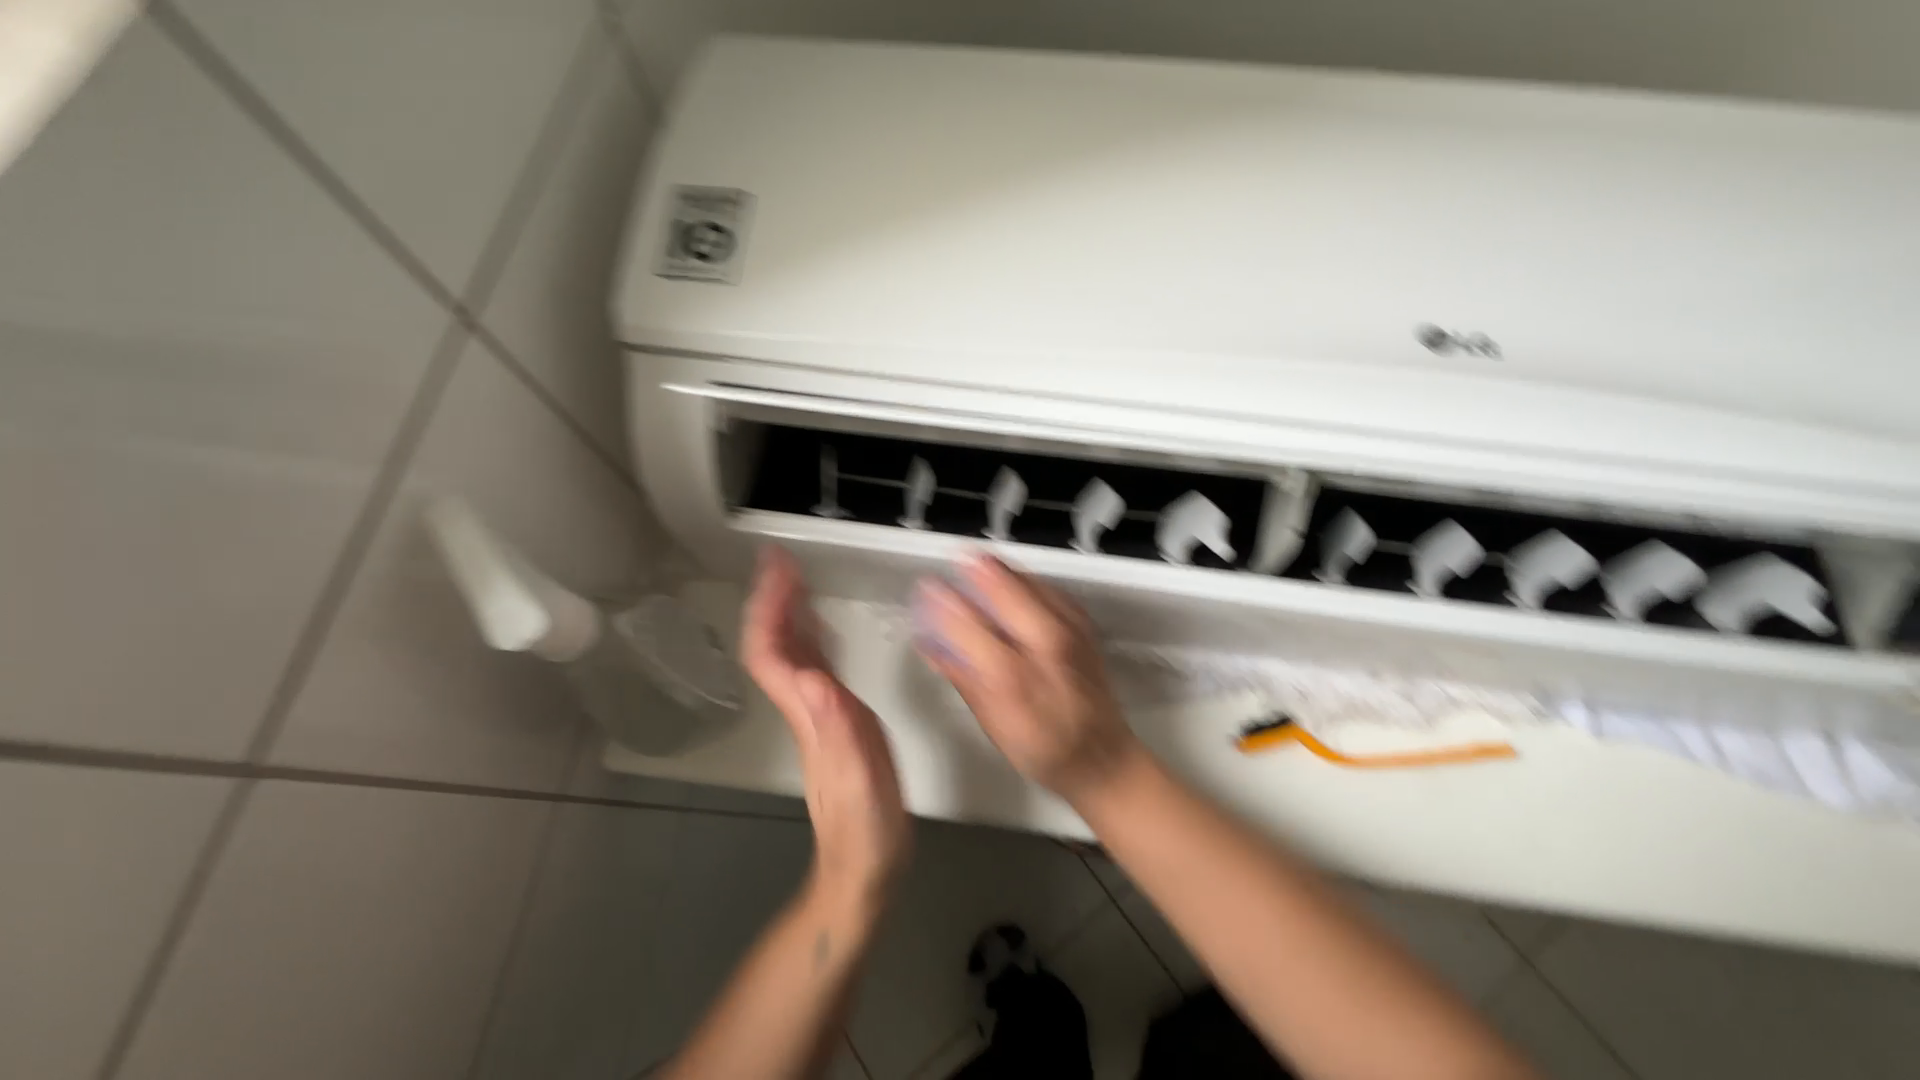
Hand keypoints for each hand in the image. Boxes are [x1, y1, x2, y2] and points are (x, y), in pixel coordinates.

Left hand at [742, 547, 910, 915]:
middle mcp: (807, 711)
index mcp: (812, 716)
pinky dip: (812, 639)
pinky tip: (822, 628)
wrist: (862, 869)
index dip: (768, 610)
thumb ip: (839, 734)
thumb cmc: (866, 831)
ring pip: (790, 656)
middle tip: (781, 560)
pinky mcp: (835, 726)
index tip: (776, 569)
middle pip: (773, 648)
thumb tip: (816, 679)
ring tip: (798, 580)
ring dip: (787, 615)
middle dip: (772, 600)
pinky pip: (814, 669)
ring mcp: (818, 719)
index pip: (771, 655)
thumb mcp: (860, 783)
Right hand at [915, 554, 1142, 805]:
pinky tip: (1014, 581)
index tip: (928, 587)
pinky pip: (1052, 592)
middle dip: (978, 571)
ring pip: (1032, 585)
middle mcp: (1044, 647)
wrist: (1102, 757)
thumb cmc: (1041, 749)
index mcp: (1013, 677)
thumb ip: (963, 678)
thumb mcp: (993, 723)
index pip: (971, 627)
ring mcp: (1070, 633)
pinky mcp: (1085, 628)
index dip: (945, 604)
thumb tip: (930, 645)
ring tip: (978, 561)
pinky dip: (1028, 582)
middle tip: (956, 557)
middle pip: (1007, 593)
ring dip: (1003, 571)